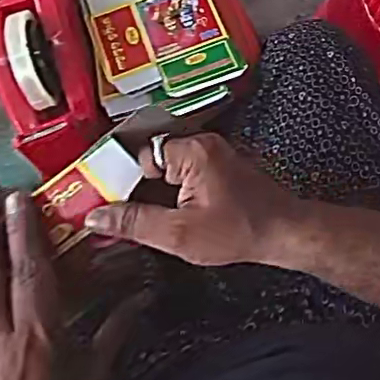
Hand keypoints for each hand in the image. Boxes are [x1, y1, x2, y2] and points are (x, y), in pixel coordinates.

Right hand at [85, 133, 302, 266]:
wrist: (283, 231)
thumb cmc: (241, 230)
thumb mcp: (179, 234)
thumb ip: (134, 223)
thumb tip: (96, 217)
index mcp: (193, 151)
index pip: (137, 155)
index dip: (116, 178)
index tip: (97, 199)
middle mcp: (202, 145)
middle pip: (149, 160)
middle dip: (130, 187)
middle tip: (108, 214)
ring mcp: (211, 155)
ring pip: (163, 169)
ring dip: (148, 192)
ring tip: (129, 219)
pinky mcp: (216, 168)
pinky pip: (180, 174)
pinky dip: (166, 193)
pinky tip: (158, 216)